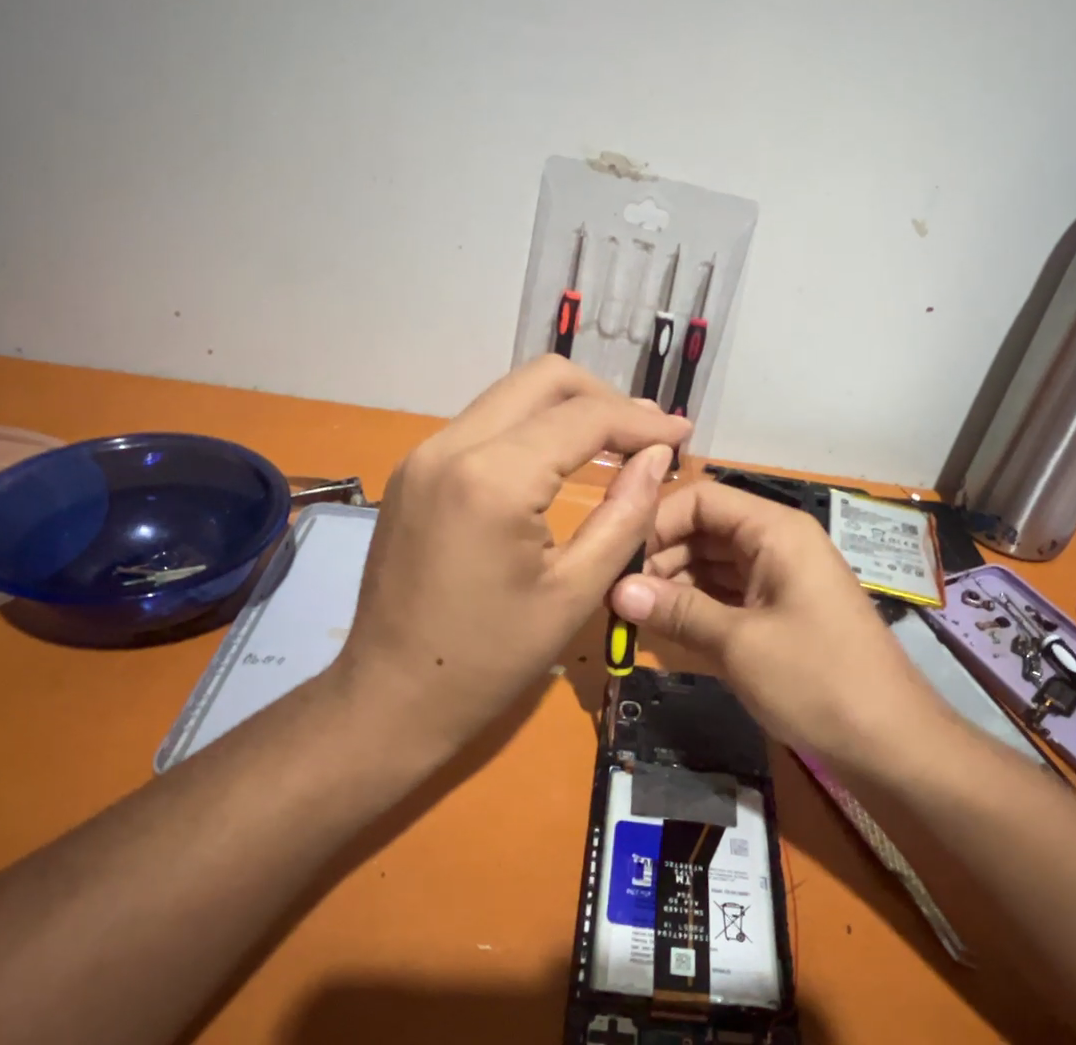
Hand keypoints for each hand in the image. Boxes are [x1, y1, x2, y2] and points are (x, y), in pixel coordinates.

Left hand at [328, 356, 690, 760]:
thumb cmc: (491, 659)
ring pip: (511, 395)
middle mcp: (451, 446)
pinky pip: (484, 424)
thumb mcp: (575, 592)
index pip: (584, 417)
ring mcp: (424, 455)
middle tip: (648, 437)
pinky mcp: (413, 472)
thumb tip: (657, 458)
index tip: (684, 437)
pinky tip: (560, 463)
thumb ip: (626, 514)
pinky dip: (531, 429)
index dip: (643, 423)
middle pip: (543, 378)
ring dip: (568, 410)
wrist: (391, 697)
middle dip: (606, 398)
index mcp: (493, 478)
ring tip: (616, 445)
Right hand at [607, 481, 946, 765]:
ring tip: (633, 618)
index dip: (656, 524)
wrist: (891, 741)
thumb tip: (617, 590)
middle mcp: (779, 544)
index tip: (615, 562)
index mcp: (775, 531)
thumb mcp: (739, 643)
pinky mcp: (783, 614)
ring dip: (675, 586)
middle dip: (660, 558)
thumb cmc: (817, 680)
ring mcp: (782, 580)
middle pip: (705, 531)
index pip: (701, 500)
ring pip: (714, 565)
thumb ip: (677, 610)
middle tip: (617, 598)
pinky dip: (699, 608)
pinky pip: (730, 596)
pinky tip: (666, 630)